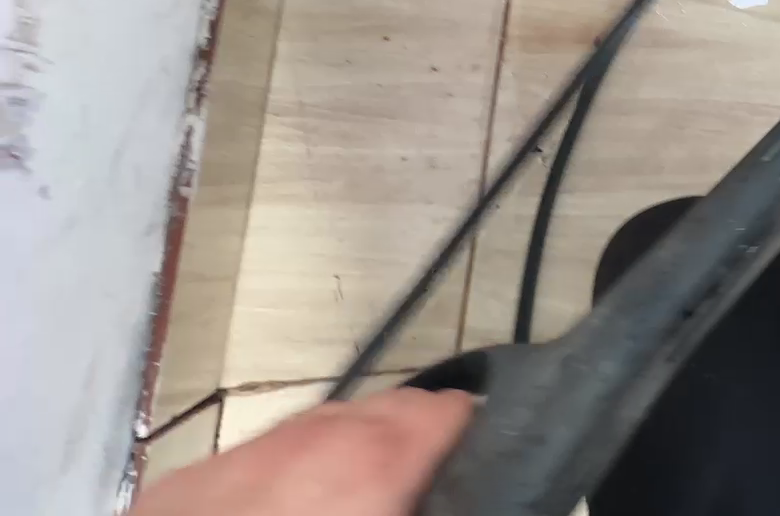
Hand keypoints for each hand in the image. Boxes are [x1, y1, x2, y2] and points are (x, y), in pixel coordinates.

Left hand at [134, 387, 471, 515]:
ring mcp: (251, 451)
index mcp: (382, 457)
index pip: (456, 405)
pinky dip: (271, 475)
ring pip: (326, 423)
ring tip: (337, 496)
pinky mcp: (184, 480)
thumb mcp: (388, 514)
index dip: (466, 431)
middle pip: (395, 404)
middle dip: (405, 435)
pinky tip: (266, 512)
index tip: (466, 457)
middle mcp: (324, 435)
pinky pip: (254, 456)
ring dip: (342, 449)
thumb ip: (420, 487)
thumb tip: (445, 481)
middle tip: (405, 482)